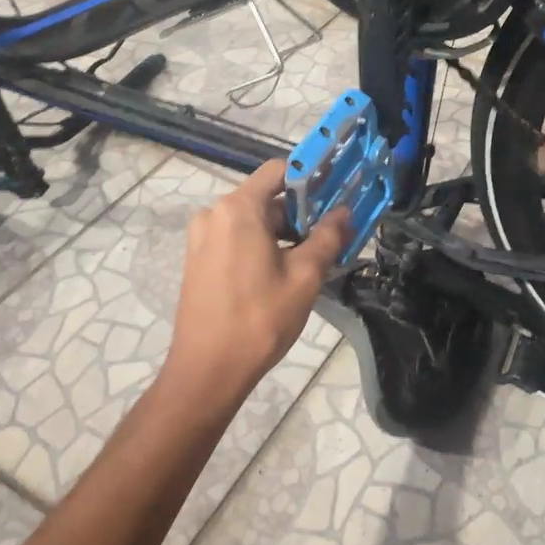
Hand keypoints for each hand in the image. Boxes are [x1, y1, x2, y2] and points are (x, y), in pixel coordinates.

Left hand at [162, 159, 347, 397]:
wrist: (206, 373)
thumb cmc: (259, 319)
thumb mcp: (305, 276)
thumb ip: (327, 236)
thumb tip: (344, 212)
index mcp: (238, 209)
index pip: (279, 171)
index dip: (311, 177)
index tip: (337, 193)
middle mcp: (215, 215)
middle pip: (267, 197)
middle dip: (302, 211)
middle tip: (332, 232)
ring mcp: (202, 239)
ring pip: (253, 221)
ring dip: (284, 232)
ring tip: (314, 256)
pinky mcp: (199, 262)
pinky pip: (238, 239)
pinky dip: (263, 246)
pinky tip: (285, 272)